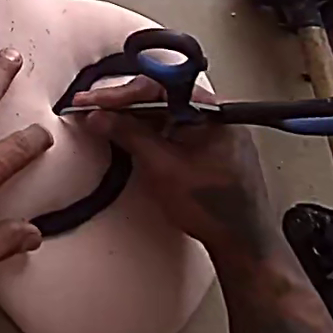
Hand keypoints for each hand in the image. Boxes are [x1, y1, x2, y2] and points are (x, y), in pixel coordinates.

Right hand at [74, 76, 273, 259]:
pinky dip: (144, 130)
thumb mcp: (162, 167)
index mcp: (209, 111)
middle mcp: (211, 115)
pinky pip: (168, 128)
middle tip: (89, 109)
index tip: (91, 101)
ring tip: (99, 121)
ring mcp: (209, 131)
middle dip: (121, 104)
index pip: (156, 88)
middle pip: (157, 96)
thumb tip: (97, 116)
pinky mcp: (203, 146)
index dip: (119, 94)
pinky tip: (124, 135)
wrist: (243, 245)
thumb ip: (128, 135)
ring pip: (161, 112)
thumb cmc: (212, 207)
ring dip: (130, 117)